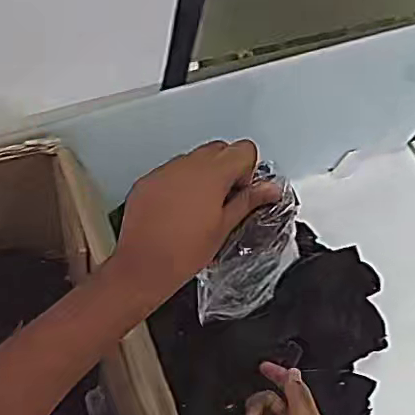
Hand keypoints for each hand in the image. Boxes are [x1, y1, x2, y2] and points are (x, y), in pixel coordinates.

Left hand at [107, 139, 282, 303]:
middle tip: (224, 201)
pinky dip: (178, 185)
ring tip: (199, 211)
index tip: (241, 192)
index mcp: (213, 174)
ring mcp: (164, 171)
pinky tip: (177, 213)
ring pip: (193, 160)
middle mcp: (188, 165)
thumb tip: (270, 189)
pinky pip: (170, 172)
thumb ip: (248, 201)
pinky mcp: (147, 181)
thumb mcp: (224, 228)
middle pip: (219, 149)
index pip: (244, 149)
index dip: (248, 171)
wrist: (144, 265)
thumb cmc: (184, 252)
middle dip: (227, 169)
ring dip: (202, 177)